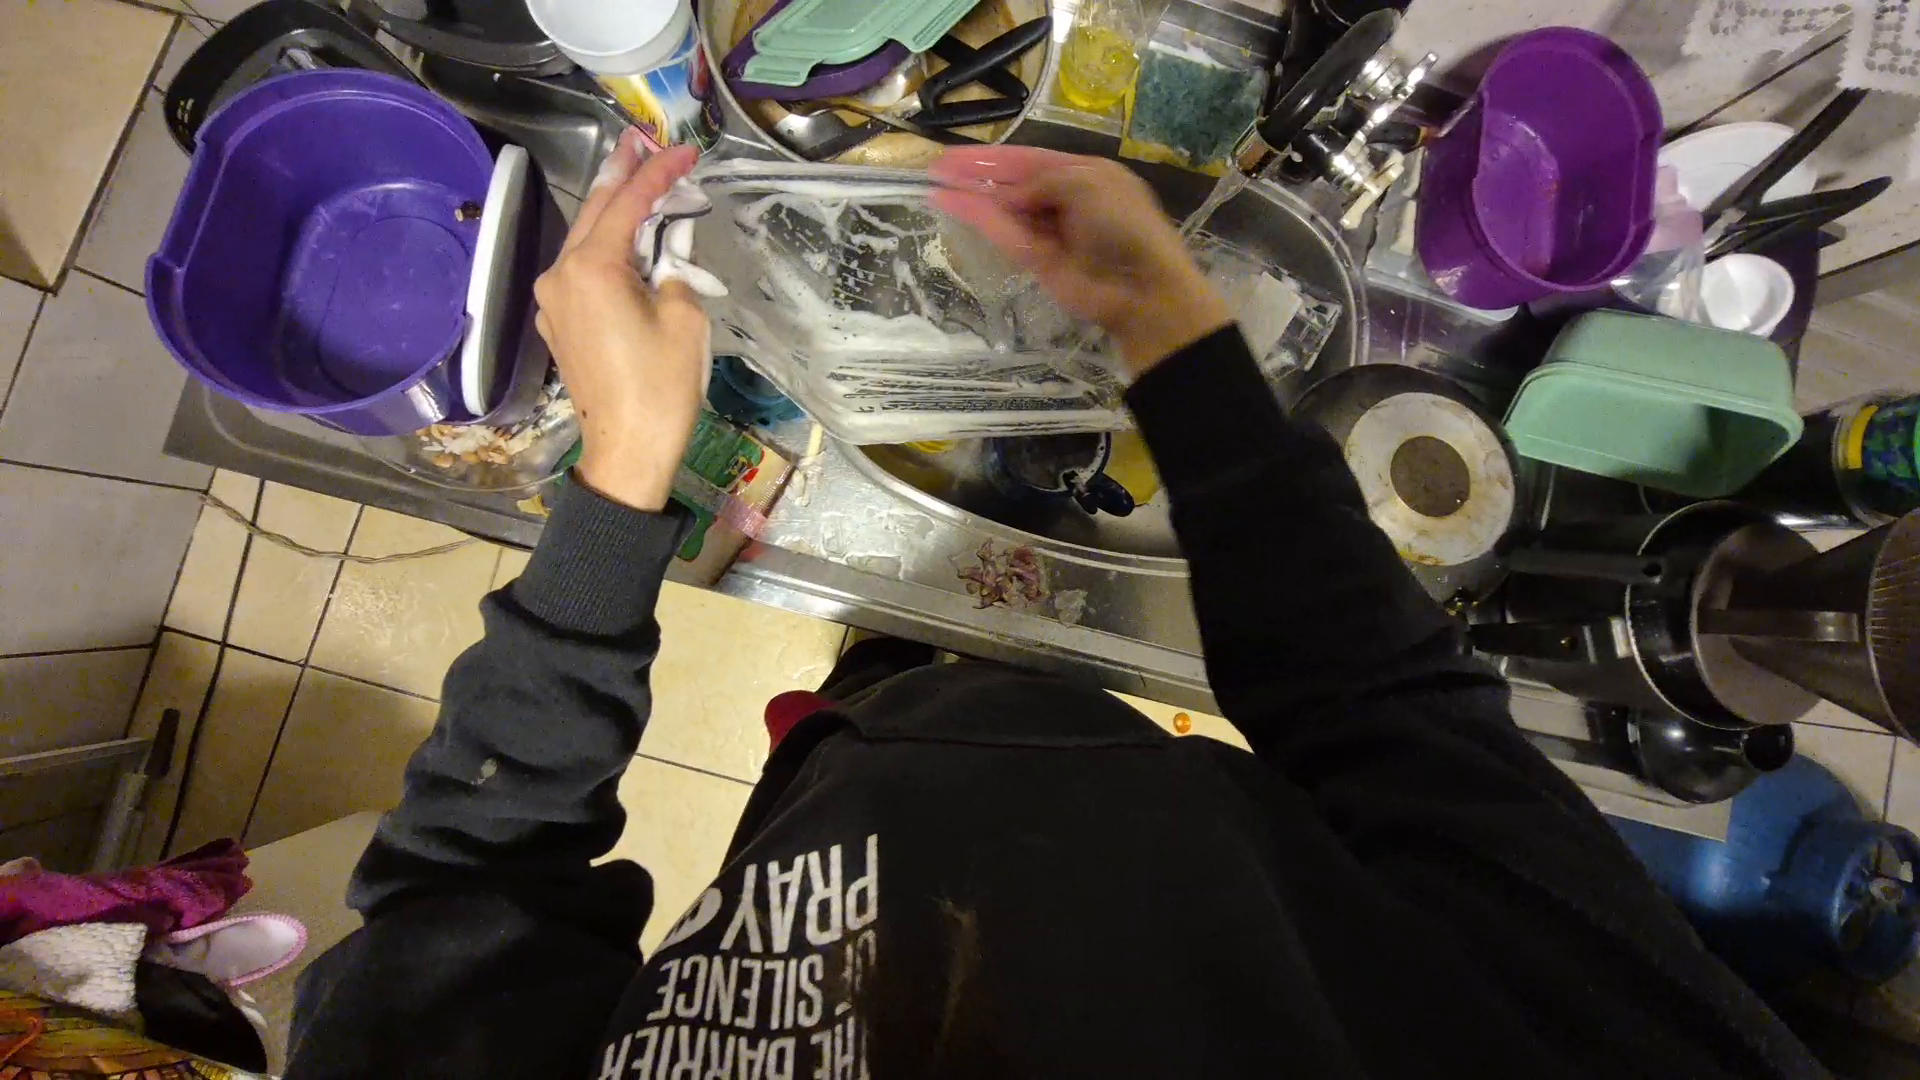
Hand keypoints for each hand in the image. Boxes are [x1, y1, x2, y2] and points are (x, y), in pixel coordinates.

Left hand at [534, 131, 708, 511]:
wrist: (628, 448)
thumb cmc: (662, 387)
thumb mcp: (686, 320)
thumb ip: (675, 269)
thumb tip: (667, 252)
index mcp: (592, 268)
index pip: (628, 203)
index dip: (659, 173)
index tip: (684, 150)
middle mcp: (560, 274)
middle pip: (595, 213)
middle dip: (623, 177)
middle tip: (644, 143)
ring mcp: (553, 300)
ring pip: (585, 243)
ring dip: (614, 216)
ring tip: (638, 187)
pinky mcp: (558, 324)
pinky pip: (582, 275)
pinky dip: (605, 255)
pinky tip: (626, 251)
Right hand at [928, 146, 1229, 374]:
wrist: (1141, 287)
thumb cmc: (1124, 225)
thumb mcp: (1089, 183)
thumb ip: (1044, 180)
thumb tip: (1010, 195)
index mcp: (1082, 175)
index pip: (1030, 160)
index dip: (993, 157)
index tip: (958, 155)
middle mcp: (1062, 202)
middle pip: (1012, 184)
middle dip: (976, 175)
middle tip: (937, 167)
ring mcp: (1048, 234)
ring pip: (1003, 210)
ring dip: (970, 196)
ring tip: (934, 183)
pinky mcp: (1036, 262)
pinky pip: (1003, 234)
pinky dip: (978, 220)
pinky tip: (951, 204)